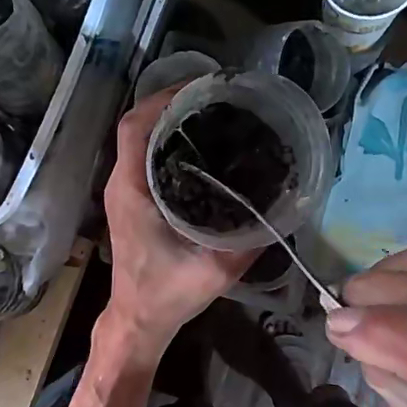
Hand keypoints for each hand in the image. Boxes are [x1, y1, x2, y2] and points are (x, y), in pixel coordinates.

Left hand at [99, 86, 260, 364]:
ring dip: (169, 120)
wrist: (138, 320)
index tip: (200, 86)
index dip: (162, 98)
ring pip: (139, 139)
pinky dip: (167, 140)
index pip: (134, 127)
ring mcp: (123, 191)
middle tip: (216, 96)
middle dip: (172, 102)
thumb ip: (249, 239)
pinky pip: (144, 156)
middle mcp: (121, 183)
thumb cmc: (167, 294)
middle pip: (137, 125)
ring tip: (212, 112)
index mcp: (132, 190)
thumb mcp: (215, 269)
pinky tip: (201, 145)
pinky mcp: (131, 200)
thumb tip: (284, 204)